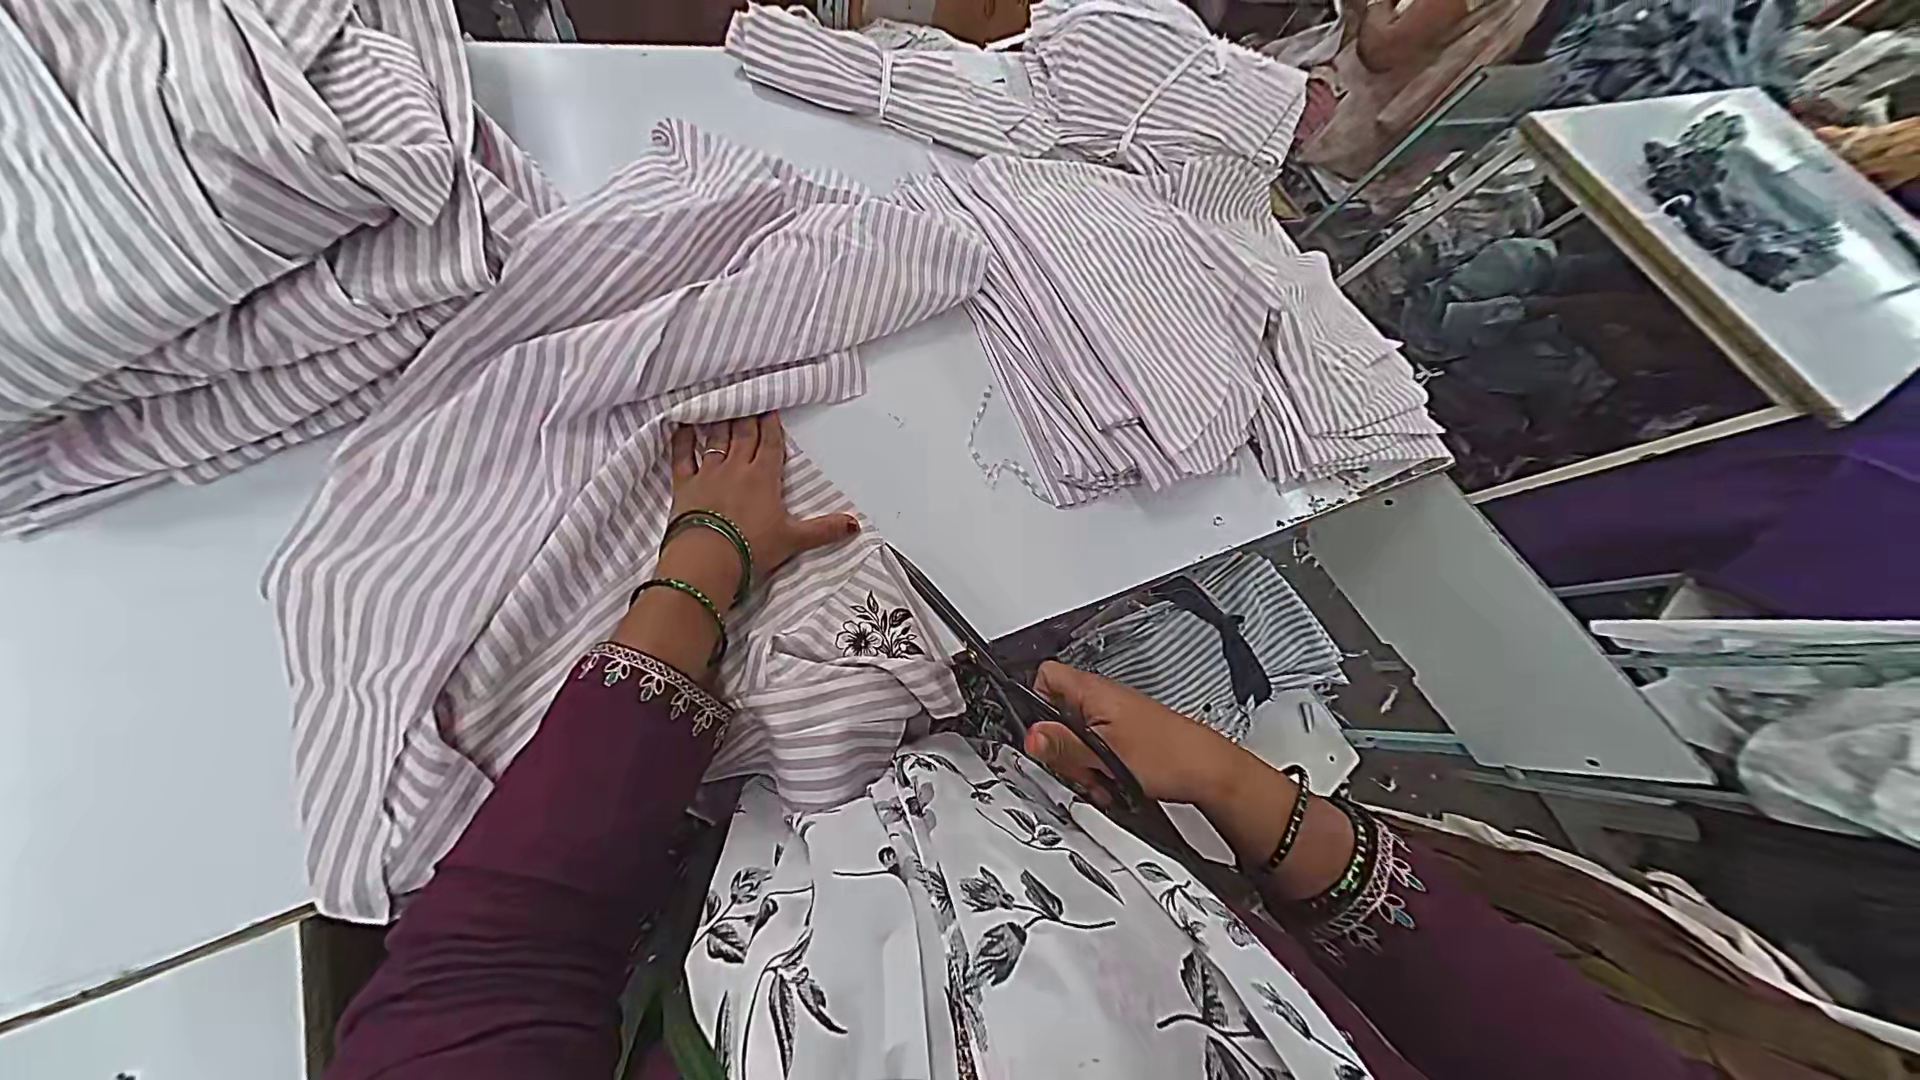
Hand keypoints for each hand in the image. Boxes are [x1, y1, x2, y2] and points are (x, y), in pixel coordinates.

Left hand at [666, 412, 859, 603]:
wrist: (708, 558)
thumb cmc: (751, 547)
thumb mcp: (794, 540)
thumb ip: (824, 530)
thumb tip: (855, 526)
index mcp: (764, 477)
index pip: (770, 444)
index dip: (771, 425)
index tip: (770, 407)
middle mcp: (736, 469)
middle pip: (744, 435)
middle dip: (748, 415)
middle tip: (747, 396)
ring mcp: (709, 474)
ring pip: (716, 439)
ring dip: (720, 421)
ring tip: (722, 404)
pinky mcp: (685, 485)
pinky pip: (683, 455)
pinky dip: (683, 439)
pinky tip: (684, 425)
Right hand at [1024, 661, 1261, 808]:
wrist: (1208, 770)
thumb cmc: (1168, 755)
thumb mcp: (1104, 756)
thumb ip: (1063, 746)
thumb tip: (1031, 738)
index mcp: (1091, 691)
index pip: (1045, 676)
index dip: (1035, 703)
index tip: (1042, 734)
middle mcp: (1101, 697)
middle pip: (1056, 713)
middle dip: (1061, 745)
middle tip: (1076, 764)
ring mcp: (1112, 715)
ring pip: (1075, 734)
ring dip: (1080, 761)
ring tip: (1099, 777)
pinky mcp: (1123, 733)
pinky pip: (1094, 745)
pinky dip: (1097, 765)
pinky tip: (1110, 781)